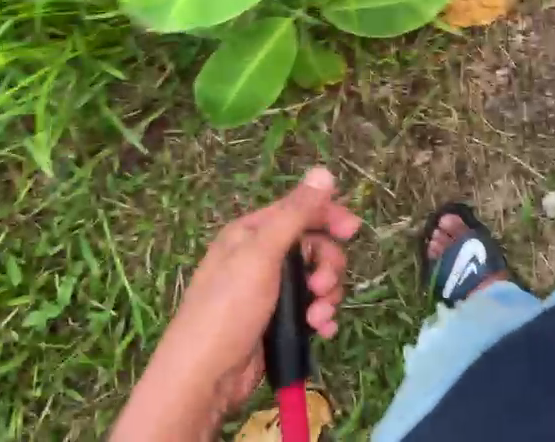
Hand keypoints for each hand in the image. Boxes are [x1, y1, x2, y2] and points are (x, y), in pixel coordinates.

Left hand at [112, 168, 361, 440]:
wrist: (201, 383)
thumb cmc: (227, 311)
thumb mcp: (261, 255)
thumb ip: (295, 213)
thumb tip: (323, 171)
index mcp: (251, 234)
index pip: (300, 210)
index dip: (329, 216)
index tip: (353, 230)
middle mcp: (260, 257)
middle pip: (315, 245)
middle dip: (328, 265)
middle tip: (324, 284)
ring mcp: (269, 290)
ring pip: (318, 277)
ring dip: (326, 295)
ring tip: (317, 316)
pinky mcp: (277, 319)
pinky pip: (312, 305)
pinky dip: (322, 315)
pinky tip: (322, 328)